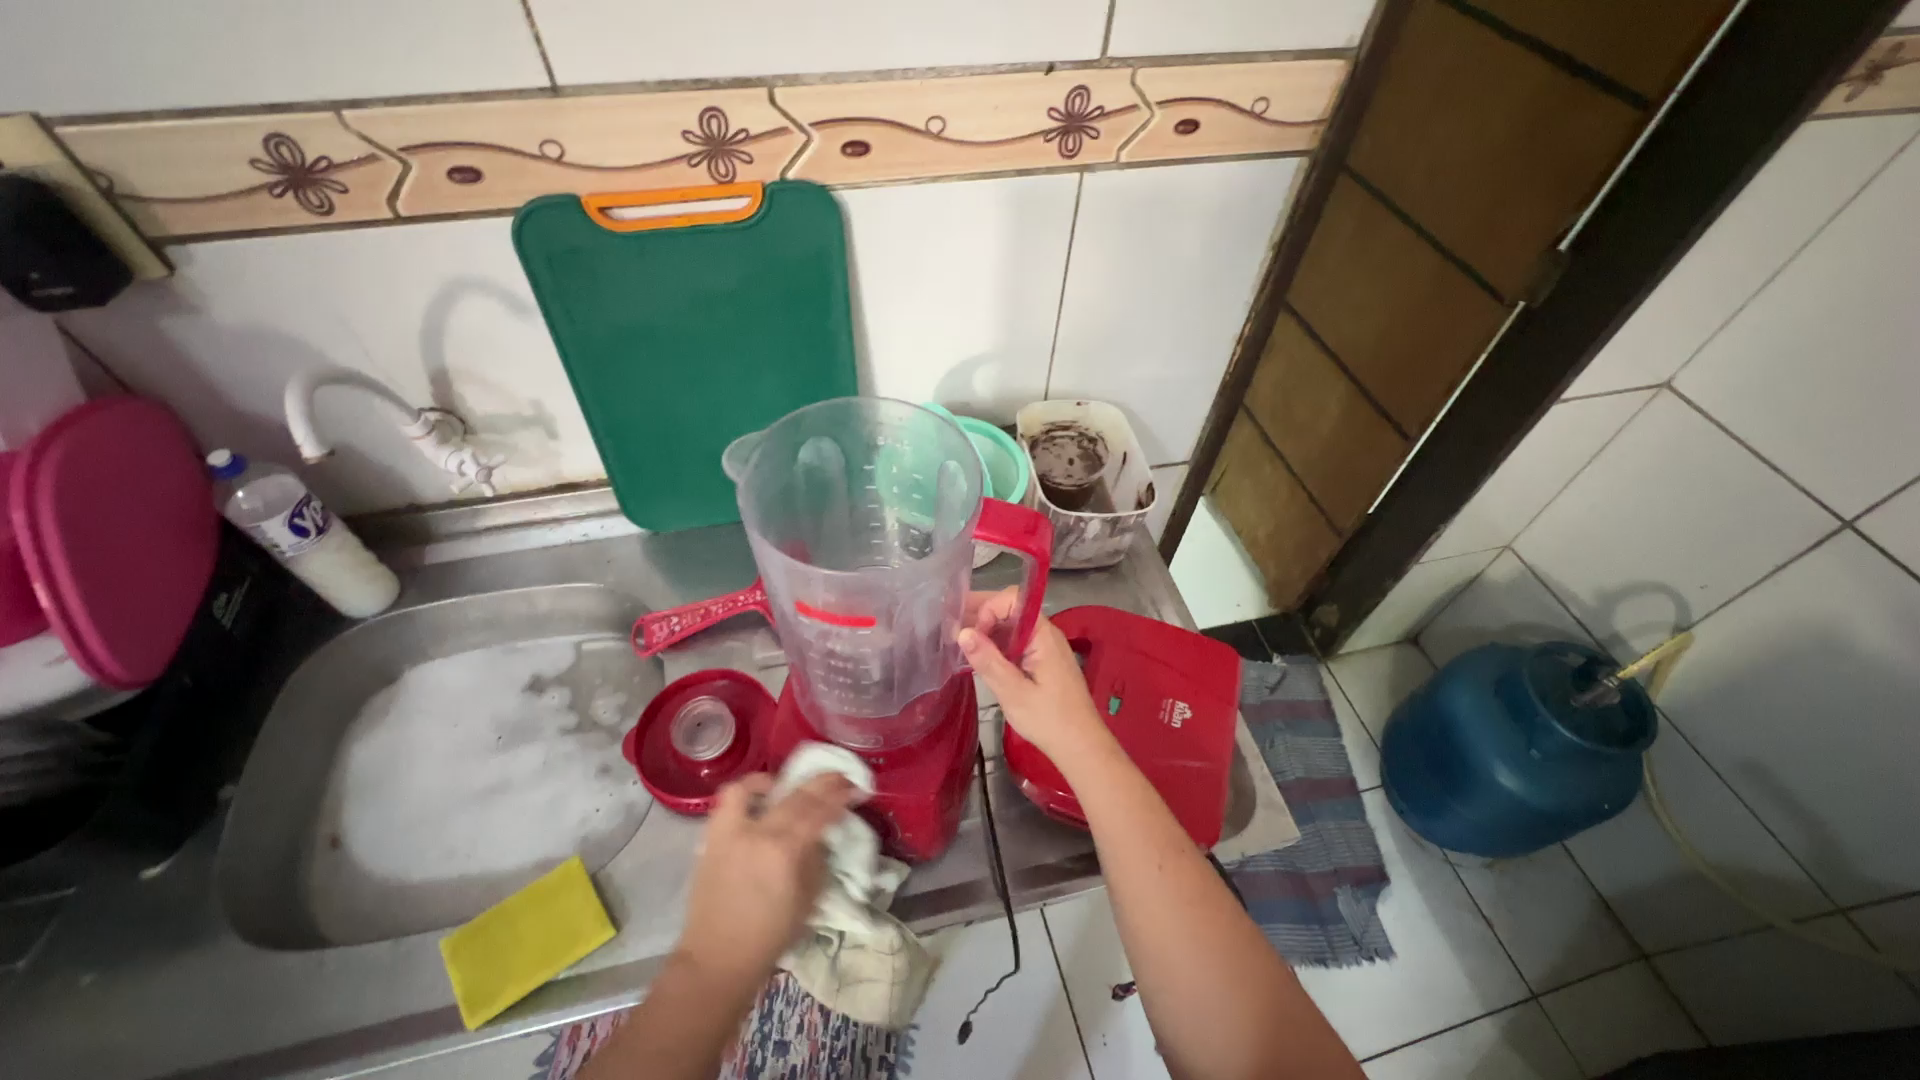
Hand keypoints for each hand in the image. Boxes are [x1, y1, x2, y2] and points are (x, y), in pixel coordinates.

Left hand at [675, 773, 854, 989]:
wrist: (718, 958)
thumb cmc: (770, 936)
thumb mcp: (808, 900)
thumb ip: (816, 860)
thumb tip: (820, 836)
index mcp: (786, 852)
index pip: (820, 812)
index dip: (840, 797)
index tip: (855, 788)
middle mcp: (758, 834)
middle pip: (795, 796)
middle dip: (822, 783)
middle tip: (839, 778)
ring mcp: (731, 833)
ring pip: (751, 789)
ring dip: (774, 781)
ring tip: (786, 785)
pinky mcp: (711, 839)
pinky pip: (726, 803)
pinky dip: (745, 793)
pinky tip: (758, 800)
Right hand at [959, 589, 1111, 760]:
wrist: (1081, 746)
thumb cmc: (1049, 720)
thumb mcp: (1013, 693)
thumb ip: (988, 661)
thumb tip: (963, 632)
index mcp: (1042, 635)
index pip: (1014, 599)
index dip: (989, 608)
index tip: (972, 633)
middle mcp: (1045, 634)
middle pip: (1011, 609)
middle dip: (981, 613)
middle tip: (950, 625)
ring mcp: (1044, 647)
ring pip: (1012, 626)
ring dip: (986, 629)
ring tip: (957, 639)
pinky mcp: (1042, 661)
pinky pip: (1016, 643)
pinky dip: (996, 644)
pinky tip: (977, 656)